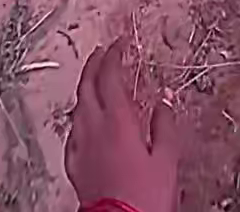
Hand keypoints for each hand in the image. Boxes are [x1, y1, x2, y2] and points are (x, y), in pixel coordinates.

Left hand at [64, 39, 179, 211]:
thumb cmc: (144, 199)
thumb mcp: (166, 161)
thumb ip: (165, 127)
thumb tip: (164, 103)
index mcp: (117, 118)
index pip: (110, 74)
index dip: (113, 54)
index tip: (119, 43)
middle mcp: (94, 125)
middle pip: (87, 83)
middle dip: (94, 63)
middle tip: (102, 52)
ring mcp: (81, 144)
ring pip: (78, 104)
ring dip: (86, 87)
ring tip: (93, 80)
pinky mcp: (74, 164)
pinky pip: (73, 130)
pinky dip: (81, 116)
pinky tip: (85, 122)